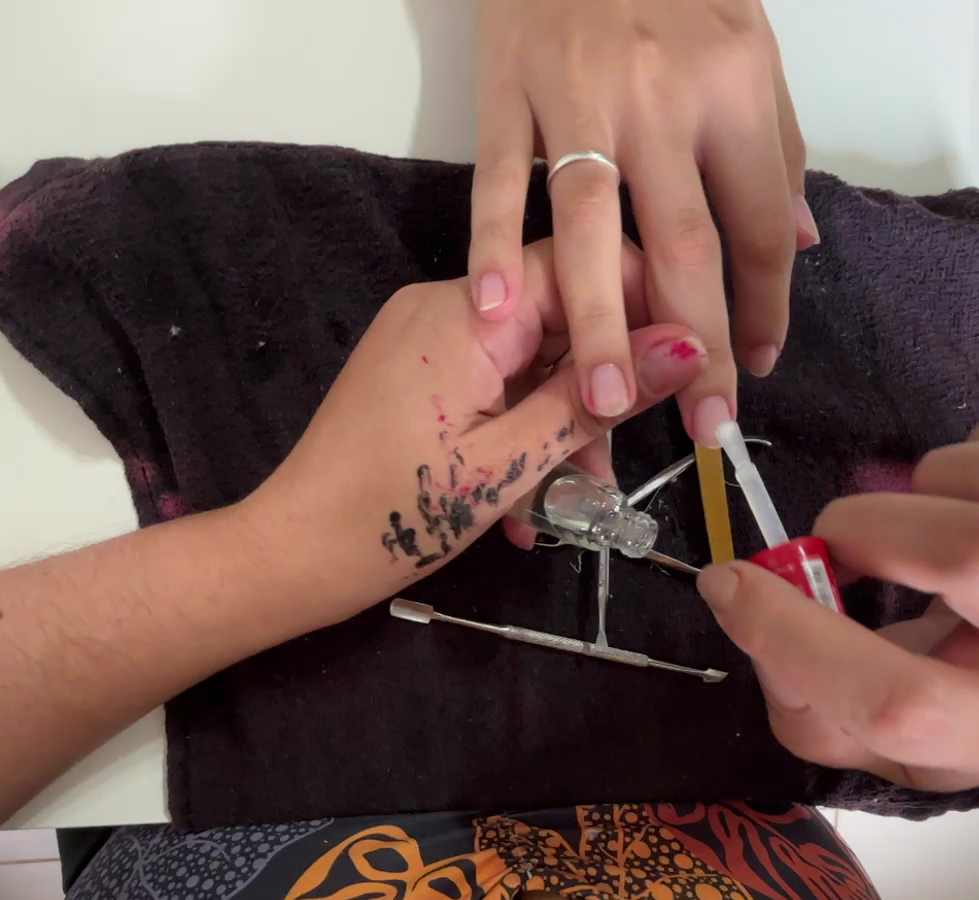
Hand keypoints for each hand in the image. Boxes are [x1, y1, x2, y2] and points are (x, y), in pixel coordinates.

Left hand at [249, 239, 709, 624]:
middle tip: (612, 469)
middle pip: (554, 321)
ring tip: (567, 504)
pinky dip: (513, 435)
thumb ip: (595, 402)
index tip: (680, 375)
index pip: (579, 267)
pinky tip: (520, 504)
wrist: (293, 553)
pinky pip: (488, 388)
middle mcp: (443, 306)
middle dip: (593, 395)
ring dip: (554, 430)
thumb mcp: (507, 464)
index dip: (639, 312)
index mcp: (466, 313)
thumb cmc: (395, 515)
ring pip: (524, 365)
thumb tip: (686, 348)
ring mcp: (424, 341)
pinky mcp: (414, 375)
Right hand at [470, 0, 813, 445]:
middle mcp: (663, 94)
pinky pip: (499, 179)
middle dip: (696, 347)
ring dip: (598, 325)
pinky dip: (492, 245)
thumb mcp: (746, 48)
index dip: (762, 306)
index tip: (751, 368)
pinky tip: (494, 310)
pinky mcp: (505, 92)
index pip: (756, 224)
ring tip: (605, 405)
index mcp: (734, 83)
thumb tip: (796, 240)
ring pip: (591, 230)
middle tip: (703, 429)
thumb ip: (773, 146)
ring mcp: (576, 96)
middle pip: (684, 246)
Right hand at [695, 410, 978, 791]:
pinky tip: (971, 476)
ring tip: (915, 504)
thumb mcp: (849, 734)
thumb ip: (789, 685)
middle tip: (836, 541)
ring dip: (950, 476)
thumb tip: (743, 593)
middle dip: (872, 528)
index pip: (898, 698)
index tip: (729, 583)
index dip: (794, 635)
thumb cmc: (937, 709)